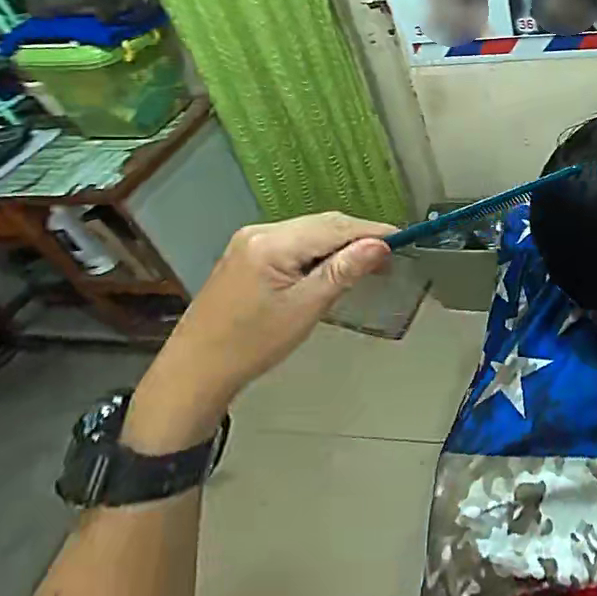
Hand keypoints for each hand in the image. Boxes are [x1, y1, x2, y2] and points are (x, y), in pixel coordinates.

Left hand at [122, 212, 394, 453]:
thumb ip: (343, 271)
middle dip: (358, 236)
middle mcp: (260, 231)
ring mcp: (250, 240)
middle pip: (323, 223)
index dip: (372, 231)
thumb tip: (380, 245)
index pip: (336, 227)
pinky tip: (331, 267)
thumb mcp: (305, 309)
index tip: (403, 240)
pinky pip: (294, 240)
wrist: (193, 372)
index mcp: (272, 243)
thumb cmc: (251, 345)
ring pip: (310, 230)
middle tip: (387, 259)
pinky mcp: (246, 253)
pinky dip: (319, 249)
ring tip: (365, 265)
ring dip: (340, 243)